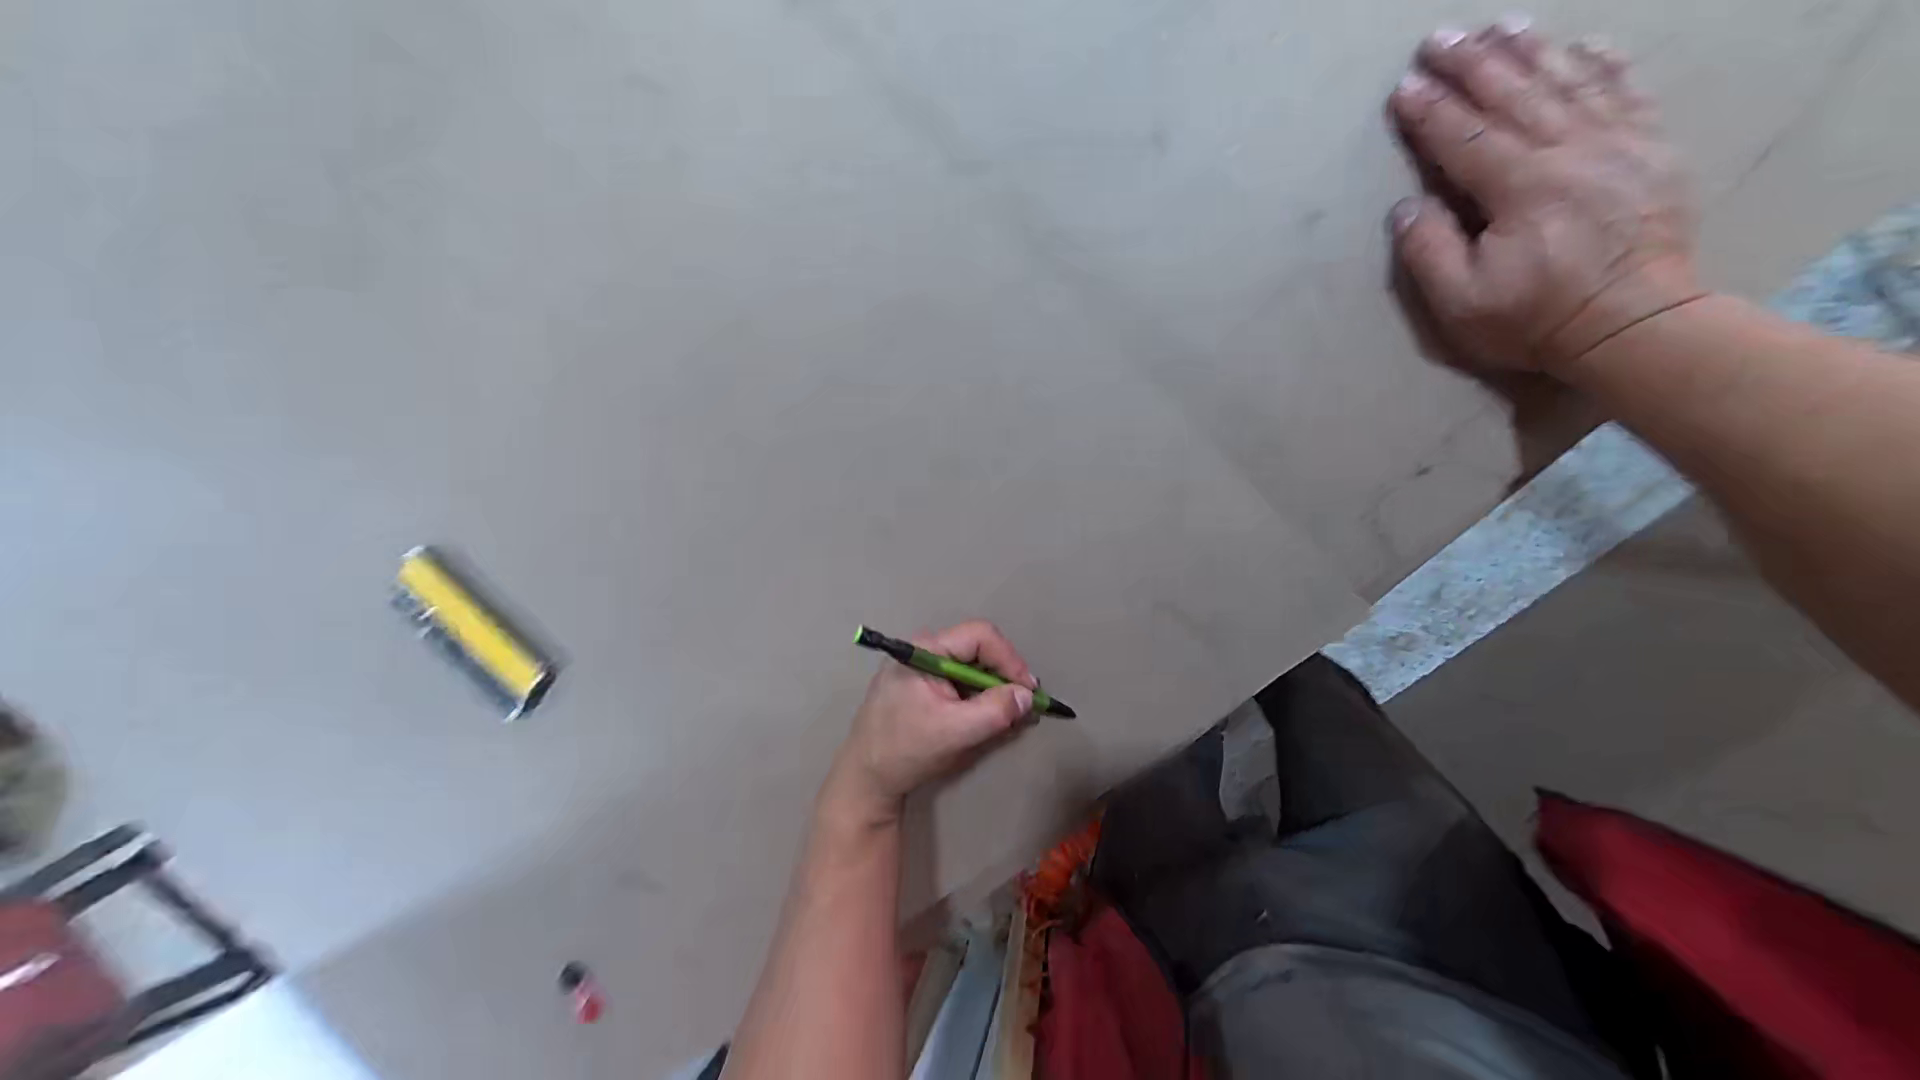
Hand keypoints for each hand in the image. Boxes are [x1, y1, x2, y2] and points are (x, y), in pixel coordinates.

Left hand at [824, 621, 1038, 824]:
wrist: (864, 779)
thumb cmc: (905, 750)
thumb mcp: (955, 732)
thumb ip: (995, 711)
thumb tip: (1028, 695)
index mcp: (925, 650)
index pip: (980, 636)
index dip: (1010, 660)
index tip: (1028, 691)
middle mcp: (922, 650)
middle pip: (977, 650)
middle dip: (1004, 677)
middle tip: (1023, 706)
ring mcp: (920, 668)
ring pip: (971, 667)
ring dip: (993, 690)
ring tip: (1009, 717)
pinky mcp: (921, 687)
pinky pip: (959, 683)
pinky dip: (978, 699)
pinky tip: (987, 720)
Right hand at [1388, 23, 1705, 372]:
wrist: (1636, 323)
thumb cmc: (1535, 319)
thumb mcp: (1460, 302)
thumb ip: (1429, 251)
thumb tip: (1407, 206)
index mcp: (1520, 189)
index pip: (1465, 138)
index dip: (1431, 111)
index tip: (1404, 86)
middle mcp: (1571, 151)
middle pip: (1515, 95)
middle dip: (1472, 64)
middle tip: (1440, 37)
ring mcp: (1618, 143)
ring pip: (1569, 81)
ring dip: (1529, 51)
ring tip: (1499, 25)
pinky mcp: (1651, 149)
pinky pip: (1627, 89)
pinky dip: (1602, 62)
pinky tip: (1582, 43)